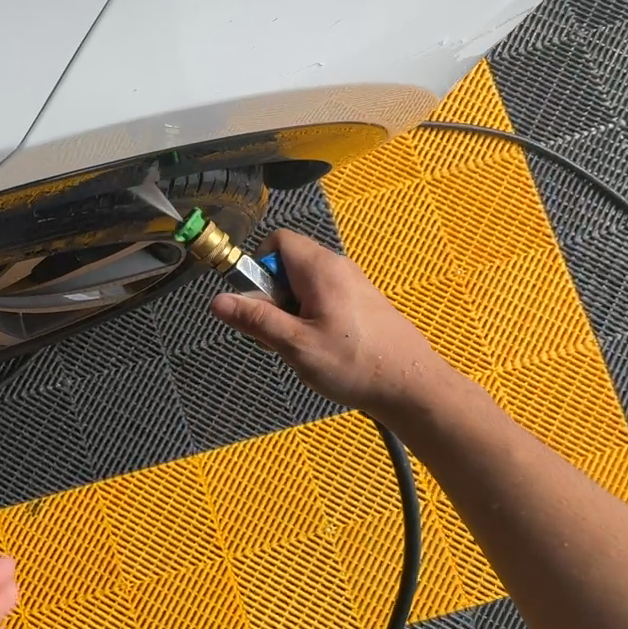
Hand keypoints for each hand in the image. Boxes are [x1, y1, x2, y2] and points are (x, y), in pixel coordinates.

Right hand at [210, 229, 456, 420]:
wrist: (411, 387)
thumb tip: (217, 301)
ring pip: (302, 284)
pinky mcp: (360, 302)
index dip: (258, 266)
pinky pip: (321, 297)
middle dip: (271, 295)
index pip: (277, 241)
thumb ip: (255, 320)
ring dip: (288, 310)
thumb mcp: (295, 345)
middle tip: (275, 331)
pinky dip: (309, 316)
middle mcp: (338, 268)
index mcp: (321, 269)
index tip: (257, 301)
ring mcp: (352, 284)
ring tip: (297, 344)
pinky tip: (317, 347)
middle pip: (287, 264)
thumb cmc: (354, 365)